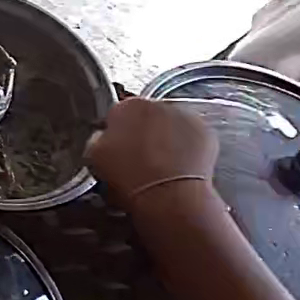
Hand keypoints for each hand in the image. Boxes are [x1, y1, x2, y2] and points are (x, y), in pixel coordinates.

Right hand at [85, 97, 217, 208]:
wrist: (168, 195)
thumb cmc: (128, 177)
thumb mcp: (94, 158)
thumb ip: (97, 140)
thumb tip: (102, 139)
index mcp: (126, 106)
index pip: (117, 114)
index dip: (116, 134)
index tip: (116, 151)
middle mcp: (157, 103)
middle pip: (146, 117)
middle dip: (142, 133)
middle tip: (138, 160)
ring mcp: (185, 116)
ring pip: (170, 125)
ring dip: (166, 139)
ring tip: (160, 167)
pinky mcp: (206, 132)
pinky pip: (191, 137)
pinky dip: (187, 148)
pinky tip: (179, 168)